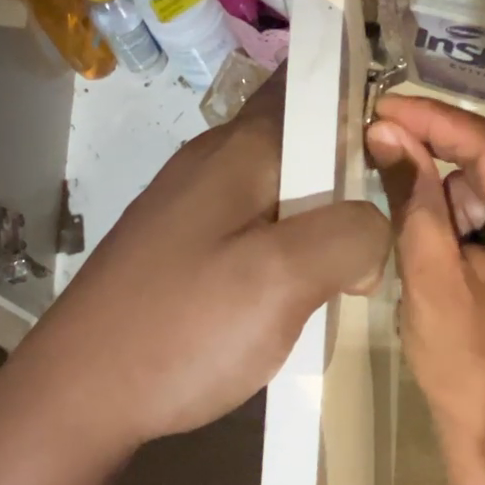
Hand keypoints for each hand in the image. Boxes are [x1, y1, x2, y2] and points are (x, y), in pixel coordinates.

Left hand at [28, 77, 390, 446]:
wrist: (83, 395)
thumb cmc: (185, 330)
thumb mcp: (283, 278)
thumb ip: (349, 237)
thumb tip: (372, 236)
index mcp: (241, 150)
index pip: (315, 88)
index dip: (365, 114)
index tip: (402, 170)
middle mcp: (212, 164)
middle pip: (302, 147)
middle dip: (350, 186)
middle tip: (382, 243)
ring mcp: (190, 212)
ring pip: (280, 198)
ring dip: (319, 230)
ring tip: (344, 281)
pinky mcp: (179, 257)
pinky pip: (252, 238)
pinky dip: (284, 261)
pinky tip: (290, 304)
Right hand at [367, 96, 484, 448]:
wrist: (484, 424)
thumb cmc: (465, 360)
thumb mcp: (433, 278)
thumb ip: (413, 200)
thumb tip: (386, 131)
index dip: (437, 122)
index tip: (384, 104)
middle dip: (430, 159)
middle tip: (372, 142)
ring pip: (476, 192)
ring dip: (431, 194)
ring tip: (390, 200)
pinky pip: (475, 220)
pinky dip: (440, 220)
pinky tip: (411, 229)